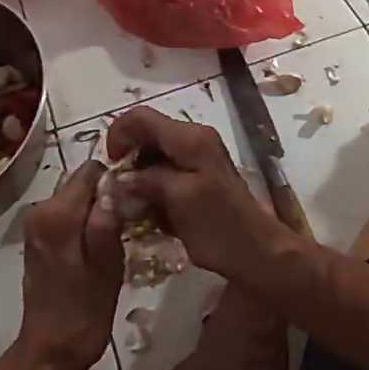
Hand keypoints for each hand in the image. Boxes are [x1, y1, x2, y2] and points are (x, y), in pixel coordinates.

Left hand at [17, 160, 122, 369]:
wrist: (49, 351)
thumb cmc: (84, 309)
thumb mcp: (107, 264)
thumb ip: (107, 219)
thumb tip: (113, 182)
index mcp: (58, 212)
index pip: (91, 170)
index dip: (114, 181)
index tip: (130, 205)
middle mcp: (40, 209)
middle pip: (81, 183)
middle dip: (104, 197)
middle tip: (124, 227)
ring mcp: (35, 224)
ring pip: (75, 199)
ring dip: (94, 212)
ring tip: (111, 242)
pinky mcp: (36, 238)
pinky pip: (66, 215)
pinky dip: (82, 224)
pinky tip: (94, 249)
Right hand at [104, 107, 291, 282]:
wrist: (257, 252)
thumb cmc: (219, 227)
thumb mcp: (180, 201)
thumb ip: (149, 181)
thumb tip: (122, 177)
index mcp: (190, 138)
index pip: (141, 117)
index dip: (119, 133)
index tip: (111, 163)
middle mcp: (194, 139)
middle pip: (147, 133)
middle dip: (129, 157)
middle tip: (118, 189)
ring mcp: (198, 156)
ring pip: (154, 153)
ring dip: (139, 174)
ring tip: (133, 203)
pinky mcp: (199, 175)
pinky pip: (166, 169)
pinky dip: (153, 184)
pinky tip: (151, 210)